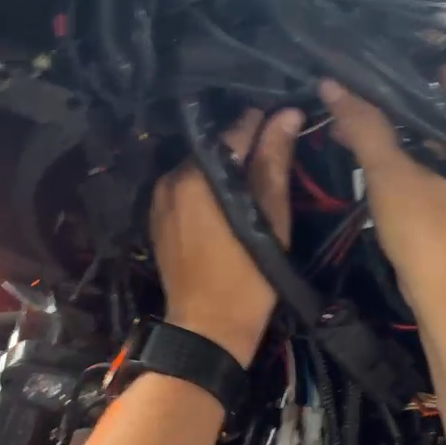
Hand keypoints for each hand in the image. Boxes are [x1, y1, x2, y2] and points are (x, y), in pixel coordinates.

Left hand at [151, 108, 304, 365]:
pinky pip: (186, 189)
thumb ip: (274, 162)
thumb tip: (287, 114)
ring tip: (256, 178)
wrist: (206, 329)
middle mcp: (172, 178)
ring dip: (226, 168)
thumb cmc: (247, 278)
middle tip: (276, 152)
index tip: (286, 120)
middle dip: (244, 146)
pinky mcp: (158, 218)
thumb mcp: (269, 218)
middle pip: (214, 147)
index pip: (236, 129)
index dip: (264, 123)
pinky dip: (208, 188)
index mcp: (199, 174)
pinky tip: (230, 202)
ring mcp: (160, 199)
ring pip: (200, 167)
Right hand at [319, 75, 445, 315]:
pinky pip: (418, 155)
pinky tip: (358, 142)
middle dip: (388, 92)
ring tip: (343, 109)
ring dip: (385, 122)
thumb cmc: (426, 228)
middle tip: (348, 77)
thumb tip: (331, 82)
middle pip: (431, 103)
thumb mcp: (388, 172)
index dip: (410, 57)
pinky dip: (392, 147)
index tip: (371, 47)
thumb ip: (362, 125)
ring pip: (421, 131)